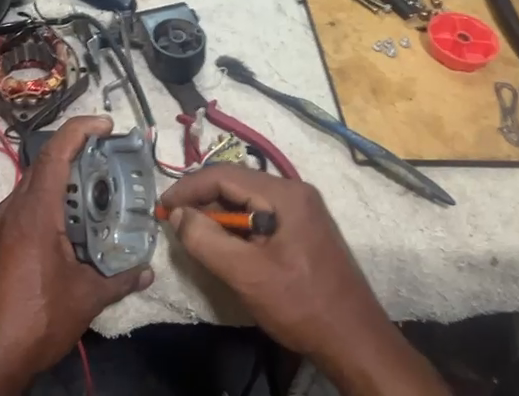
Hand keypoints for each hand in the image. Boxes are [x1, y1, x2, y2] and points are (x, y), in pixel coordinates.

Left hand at [0, 116, 153, 395]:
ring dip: (55, 191)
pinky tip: (54, 238)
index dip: (78, 130)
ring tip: (84, 205)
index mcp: (33, 213)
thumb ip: (118, 279)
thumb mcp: (85, 300)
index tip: (103, 124)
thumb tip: (146, 271)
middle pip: (41, 170)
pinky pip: (13, 215)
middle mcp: (8, 210)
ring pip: (26, 194)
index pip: (54, 153)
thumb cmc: (36, 321)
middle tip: (103, 166)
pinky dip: (37, 213)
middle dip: (72, 160)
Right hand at [157, 166, 445, 395]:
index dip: (187, 189)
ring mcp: (302, 211)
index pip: (223, 175)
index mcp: (285, 193)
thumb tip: (177, 215)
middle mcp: (295, 192)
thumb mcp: (246, 274)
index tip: (162, 208)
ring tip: (194, 236)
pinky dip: (236, 227)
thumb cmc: (301, 305)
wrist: (357, 344)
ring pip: (246, 201)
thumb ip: (205, 240)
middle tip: (175, 223)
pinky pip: (260, 216)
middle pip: (235, 184)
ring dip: (218, 215)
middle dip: (202, 201)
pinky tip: (225, 246)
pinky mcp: (303, 231)